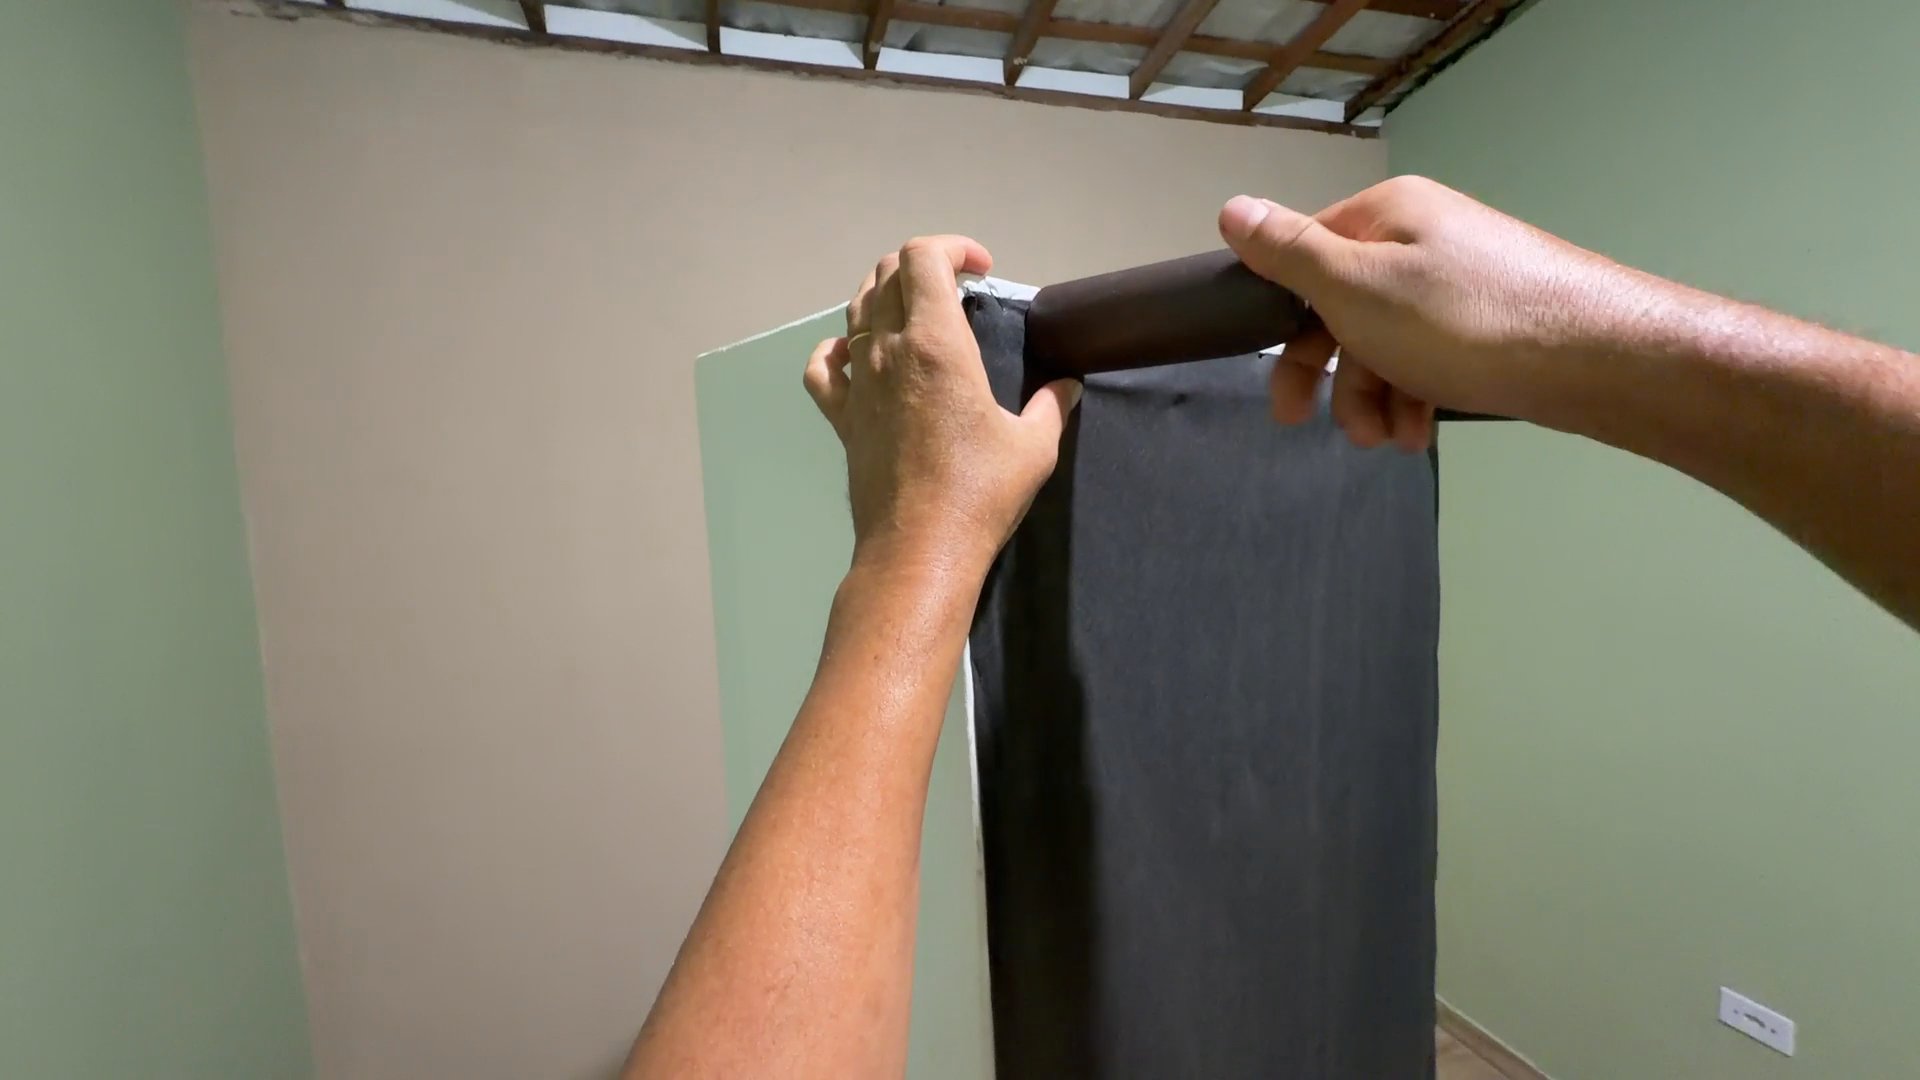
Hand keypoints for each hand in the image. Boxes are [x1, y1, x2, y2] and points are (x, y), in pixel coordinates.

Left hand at [806, 236, 1080, 572]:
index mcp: (936, 343)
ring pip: (856, 312)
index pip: (923, 257)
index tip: (982, 269)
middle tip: (956, 291)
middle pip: (887, 274)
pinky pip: (823, 368)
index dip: (953, 247)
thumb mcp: (1034, 446)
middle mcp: (888, 351)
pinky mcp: (842, 418)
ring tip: (916, 318)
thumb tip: (1068, 386)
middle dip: (924, 266)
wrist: (919, 547)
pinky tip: (857, 357)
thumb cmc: (980, 493)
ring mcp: (859, 384)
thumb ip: (1053, 405)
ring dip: (886, 298)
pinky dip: (837, 350)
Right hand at [1219, 176, 1640, 448]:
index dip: (1279, 316)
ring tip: (1382, 439)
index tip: (1265, 368)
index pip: (1301, 256)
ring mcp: (1452, 284)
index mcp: (1384, 217)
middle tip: (1299, 422)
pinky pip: (1421, 360)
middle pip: (1336, 311)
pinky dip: (1409, 399)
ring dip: (1368, 399)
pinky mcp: (1480, 325)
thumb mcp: (1353, 286)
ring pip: (1377, 346)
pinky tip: (1413, 431)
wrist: (1597, 360)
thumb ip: (1288, 253)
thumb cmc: (1459, 319)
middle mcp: (1417, 241)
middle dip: (1325, 375)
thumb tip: (1231, 209)